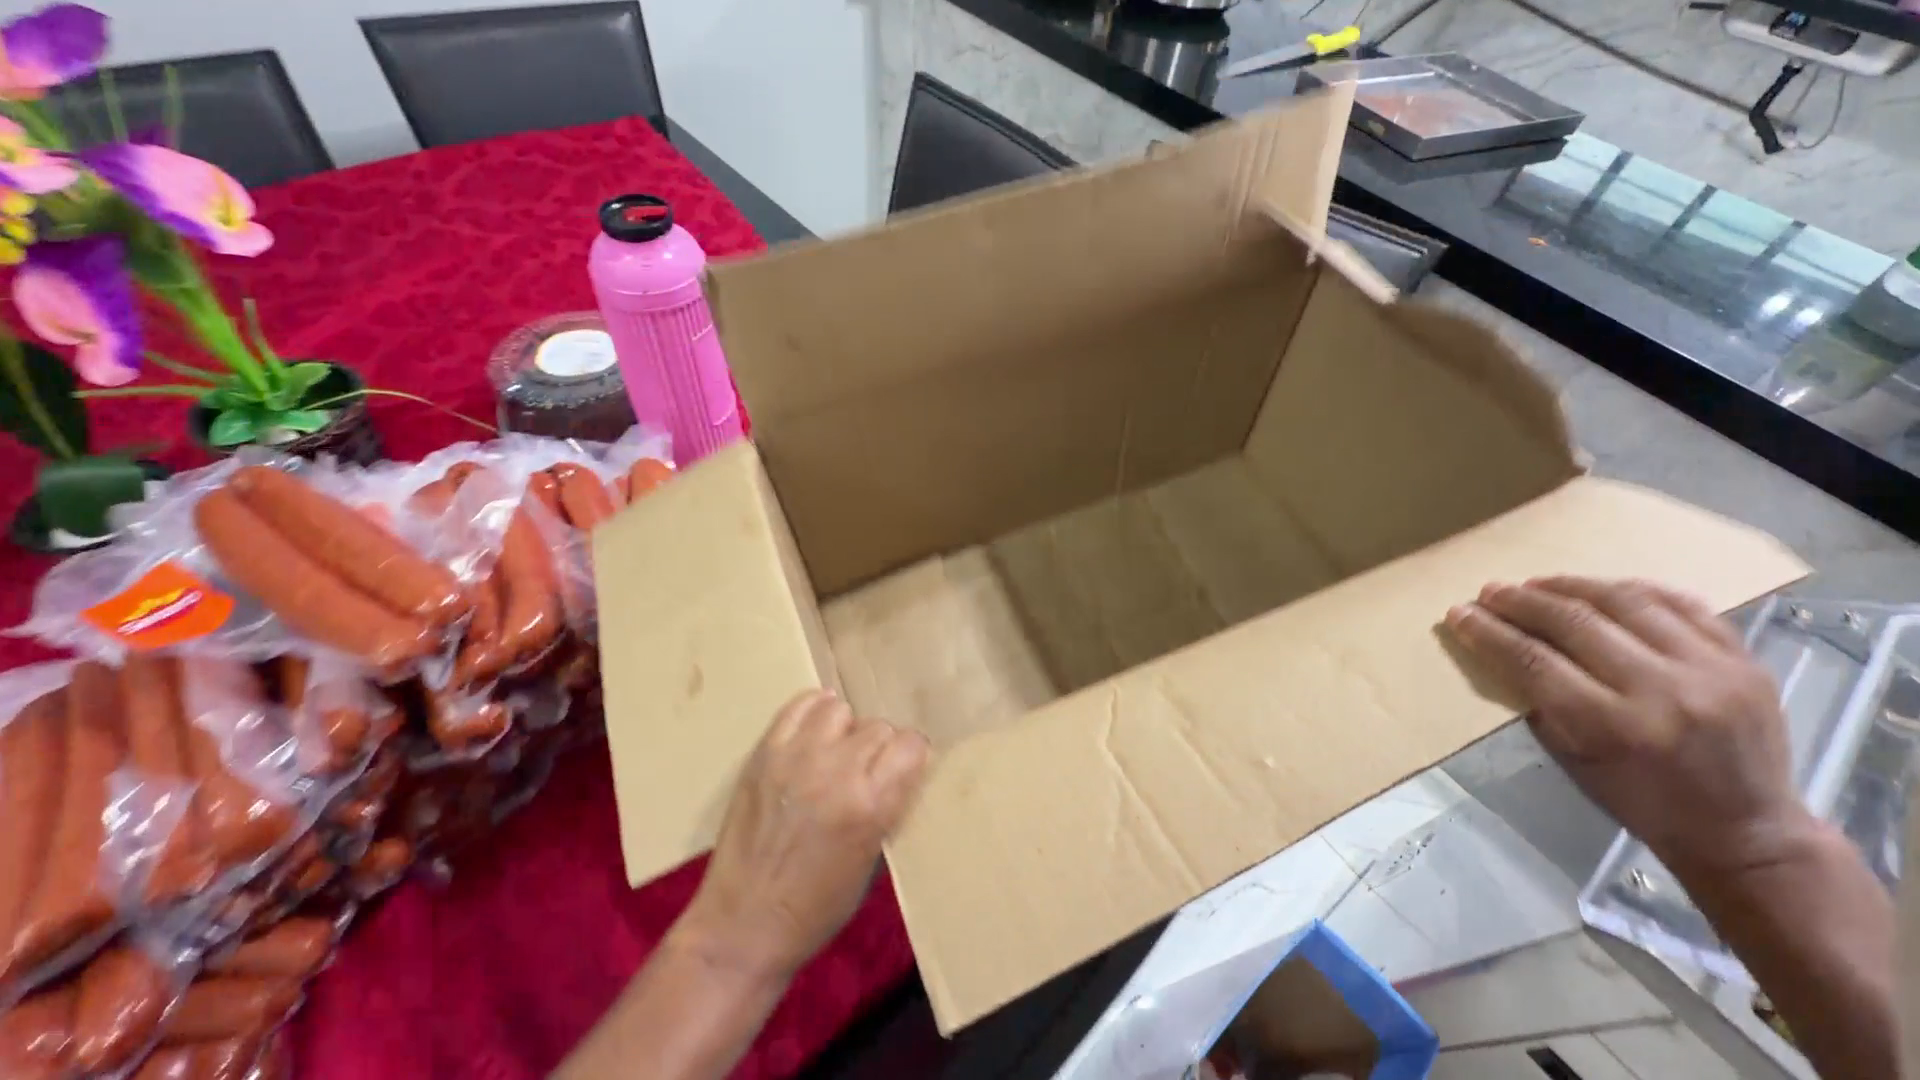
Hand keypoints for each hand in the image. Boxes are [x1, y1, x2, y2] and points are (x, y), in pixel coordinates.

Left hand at [676, 689, 929, 978]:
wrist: (744, 924)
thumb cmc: (818, 908)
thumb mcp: (873, 863)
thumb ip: (889, 808)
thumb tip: (899, 773)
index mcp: (870, 805)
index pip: (912, 746)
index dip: (911, 758)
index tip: (904, 773)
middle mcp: (836, 772)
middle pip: (879, 727)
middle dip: (880, 748)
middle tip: (866, 774)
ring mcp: (794, 758)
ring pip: (840, 710)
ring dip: (845, 730)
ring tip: (836, 755)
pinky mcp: (763, 754)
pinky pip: (798, 706)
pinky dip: (813, 712)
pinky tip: (815, 733)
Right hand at [1444, 576, 1814, 878]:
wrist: (1746, 831)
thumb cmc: (1643, 803)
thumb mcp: (1576, 761)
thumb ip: (1544, 702)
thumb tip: (1504, 649)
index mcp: (1615, 726)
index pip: (1534, 660)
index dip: (1488, 632)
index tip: (1459, 614)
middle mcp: (1663, 689)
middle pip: (1575, 623)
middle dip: (1521, 602)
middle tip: (1489, 592)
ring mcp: (1710, 669)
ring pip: (1626, 602)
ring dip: (1571, 586)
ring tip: (1537, 584)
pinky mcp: (1743, 659)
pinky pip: (1682, 604)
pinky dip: (1634, 590)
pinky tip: (1601, 588)